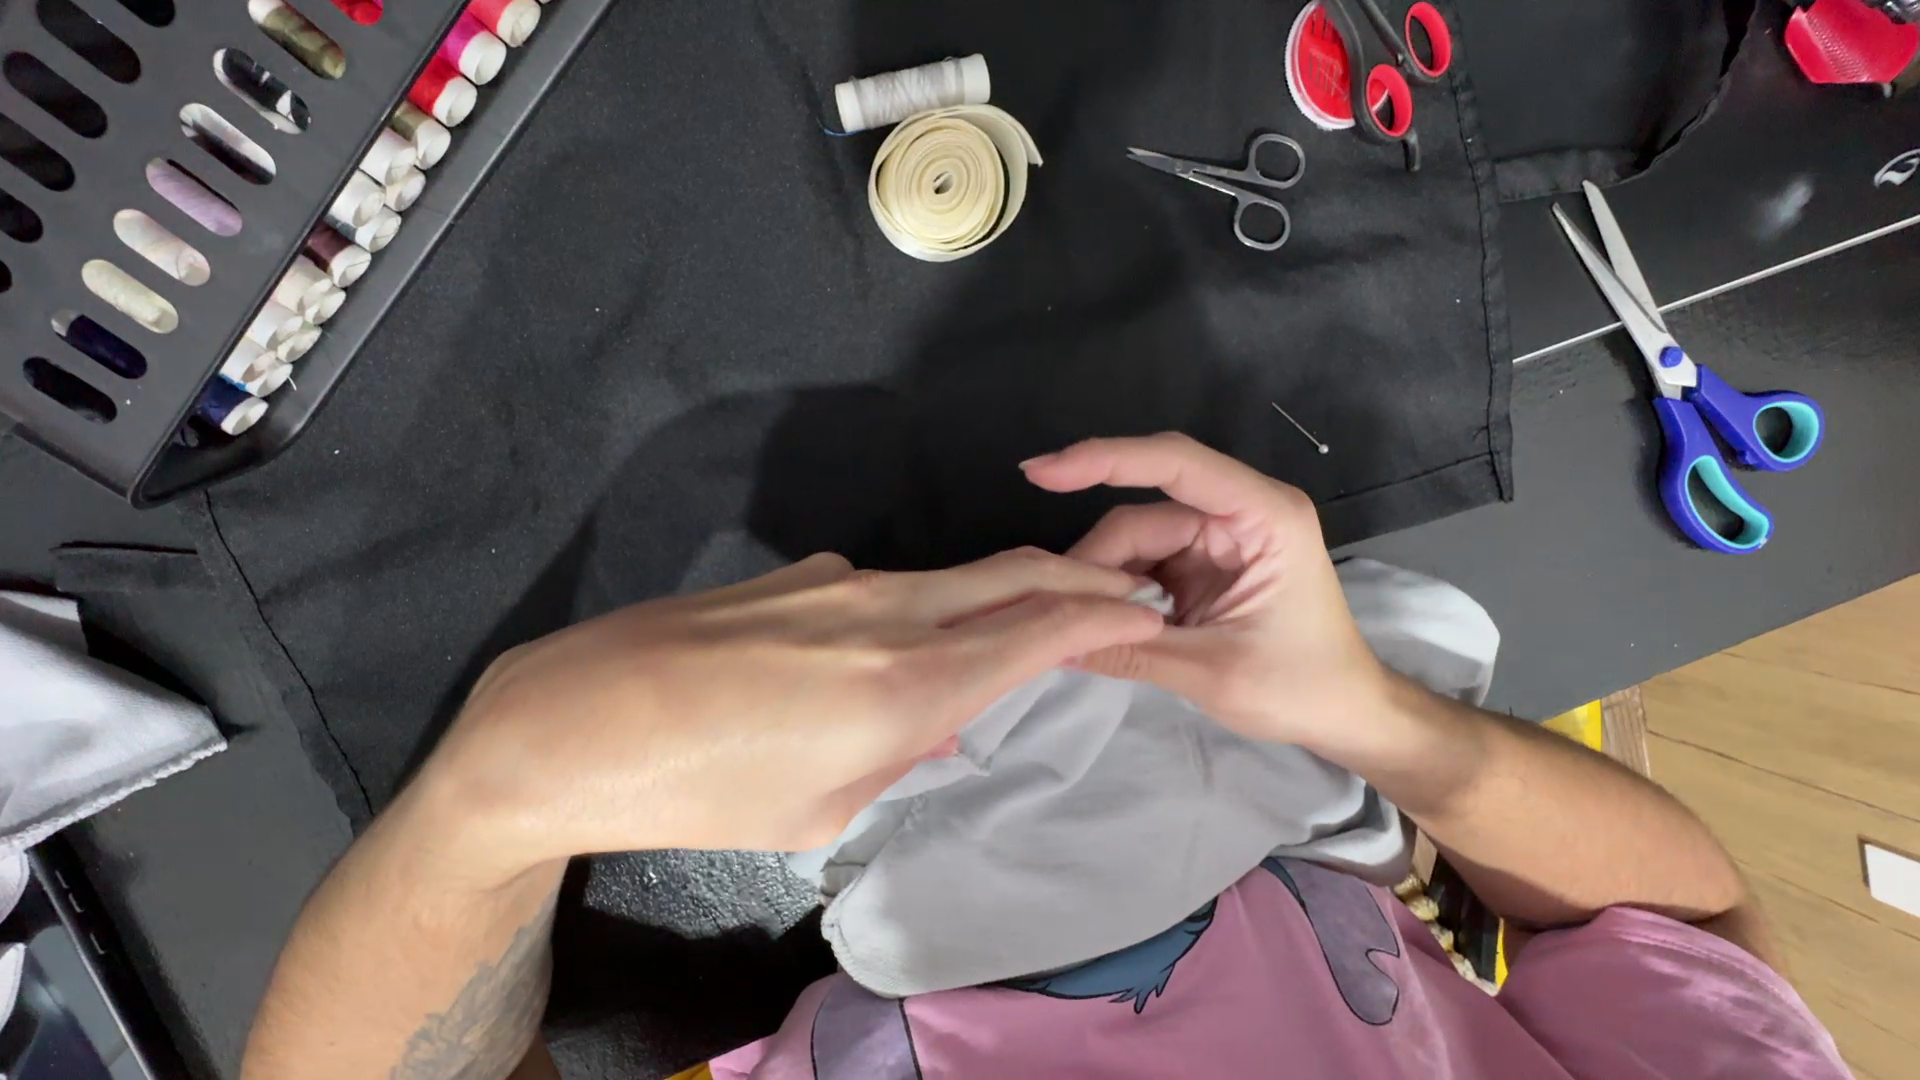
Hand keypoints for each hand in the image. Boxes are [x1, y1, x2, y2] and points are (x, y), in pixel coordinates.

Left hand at [406, 548, 1163, 882]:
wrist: (574, 720)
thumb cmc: (702, 792)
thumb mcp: (819, 809)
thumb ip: (900, 756)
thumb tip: (944, 729)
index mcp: (904, 685)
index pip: (1036, 631)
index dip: (1103, 618)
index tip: (1146, 615)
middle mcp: (886, 613)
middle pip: (1011, 574)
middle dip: (1081, 578)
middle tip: (1123, 589)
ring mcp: (840, 580)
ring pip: (952, 576)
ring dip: (1005, 589)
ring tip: (1029, 615)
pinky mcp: (801, 573)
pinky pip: (889, 585)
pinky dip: (925, 606)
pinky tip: (899, 640)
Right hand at [1022, 433, 1391, 752]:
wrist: (1345, 713)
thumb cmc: (1303, 687)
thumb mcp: (1216, 674)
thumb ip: (1134, 651)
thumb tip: (1052, 644)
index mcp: (1263, 517)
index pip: (1176, 463)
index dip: (1104, 459)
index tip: (1041, 472)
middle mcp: (1238, 513)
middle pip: (1142, 514)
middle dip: (1096, 561)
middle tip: (1057, 612)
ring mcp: (1216, 538)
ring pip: (1134, 541)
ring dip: (1102, 580)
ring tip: (1076, 625)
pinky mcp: (1199, 564)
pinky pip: (1140, 564)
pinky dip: (1115, 590)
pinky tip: (1095, 619)